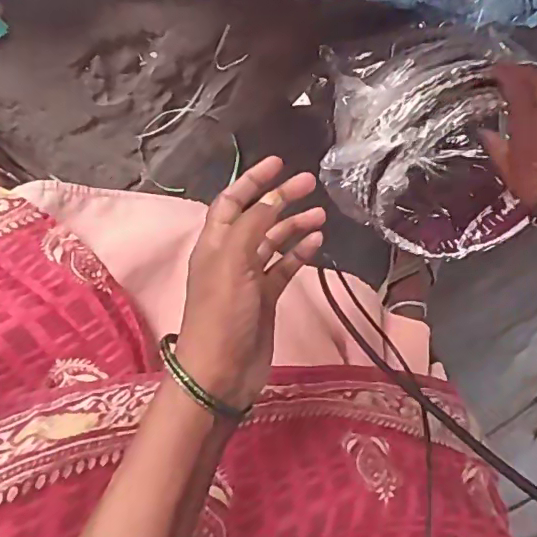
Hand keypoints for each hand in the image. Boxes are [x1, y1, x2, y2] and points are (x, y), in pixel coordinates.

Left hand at [175, 156, 325, 408]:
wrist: (221, 373)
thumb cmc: (221, 315)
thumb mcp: (233, 264)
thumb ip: (253, 226)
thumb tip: (273, 197)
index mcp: (215, 244)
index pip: (233, 201)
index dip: (253, 180)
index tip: (278, 163)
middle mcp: (232, 256)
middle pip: (258, 218)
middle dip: (281, 198)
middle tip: (309, 183)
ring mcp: (250, 278)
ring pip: (274, 242)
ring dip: (295, 226)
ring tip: (321, 214)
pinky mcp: (266, 298)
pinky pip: (285, 268)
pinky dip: (300, 254)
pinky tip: (316, 243)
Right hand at [479, 63, 536, 209]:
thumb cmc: (535, 186)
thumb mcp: (508, 168)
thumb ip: (496, 146)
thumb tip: (486, 132)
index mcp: (529, 119)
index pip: (518, 83)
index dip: (506, 72)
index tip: (495, 71)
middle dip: (524, 70)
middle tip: (512, 75)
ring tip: (534, 81)